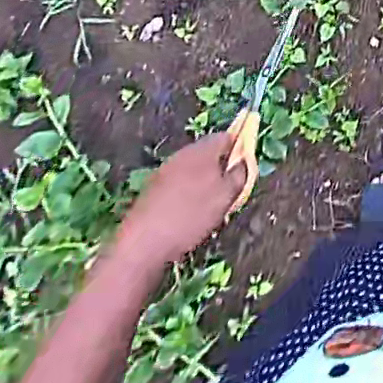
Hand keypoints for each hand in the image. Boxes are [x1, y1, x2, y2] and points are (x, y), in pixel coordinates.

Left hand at [110, 134, 249, 270]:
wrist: (140, 246)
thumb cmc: (191, 216)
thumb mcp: (227, 196)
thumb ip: (240, 174)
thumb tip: (242, 162)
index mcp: (203, 149)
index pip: (228, 136)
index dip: (239, 149)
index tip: (242, 169)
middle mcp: (182, 154)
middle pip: (208, 152)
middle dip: (219, 166)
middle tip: (227, 189)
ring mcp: (162, 171)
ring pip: (191, 168)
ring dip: (201, 180)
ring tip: (206, 206)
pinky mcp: (149, 190)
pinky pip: (175, 183)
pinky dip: (184, 193)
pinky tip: (184, 215)